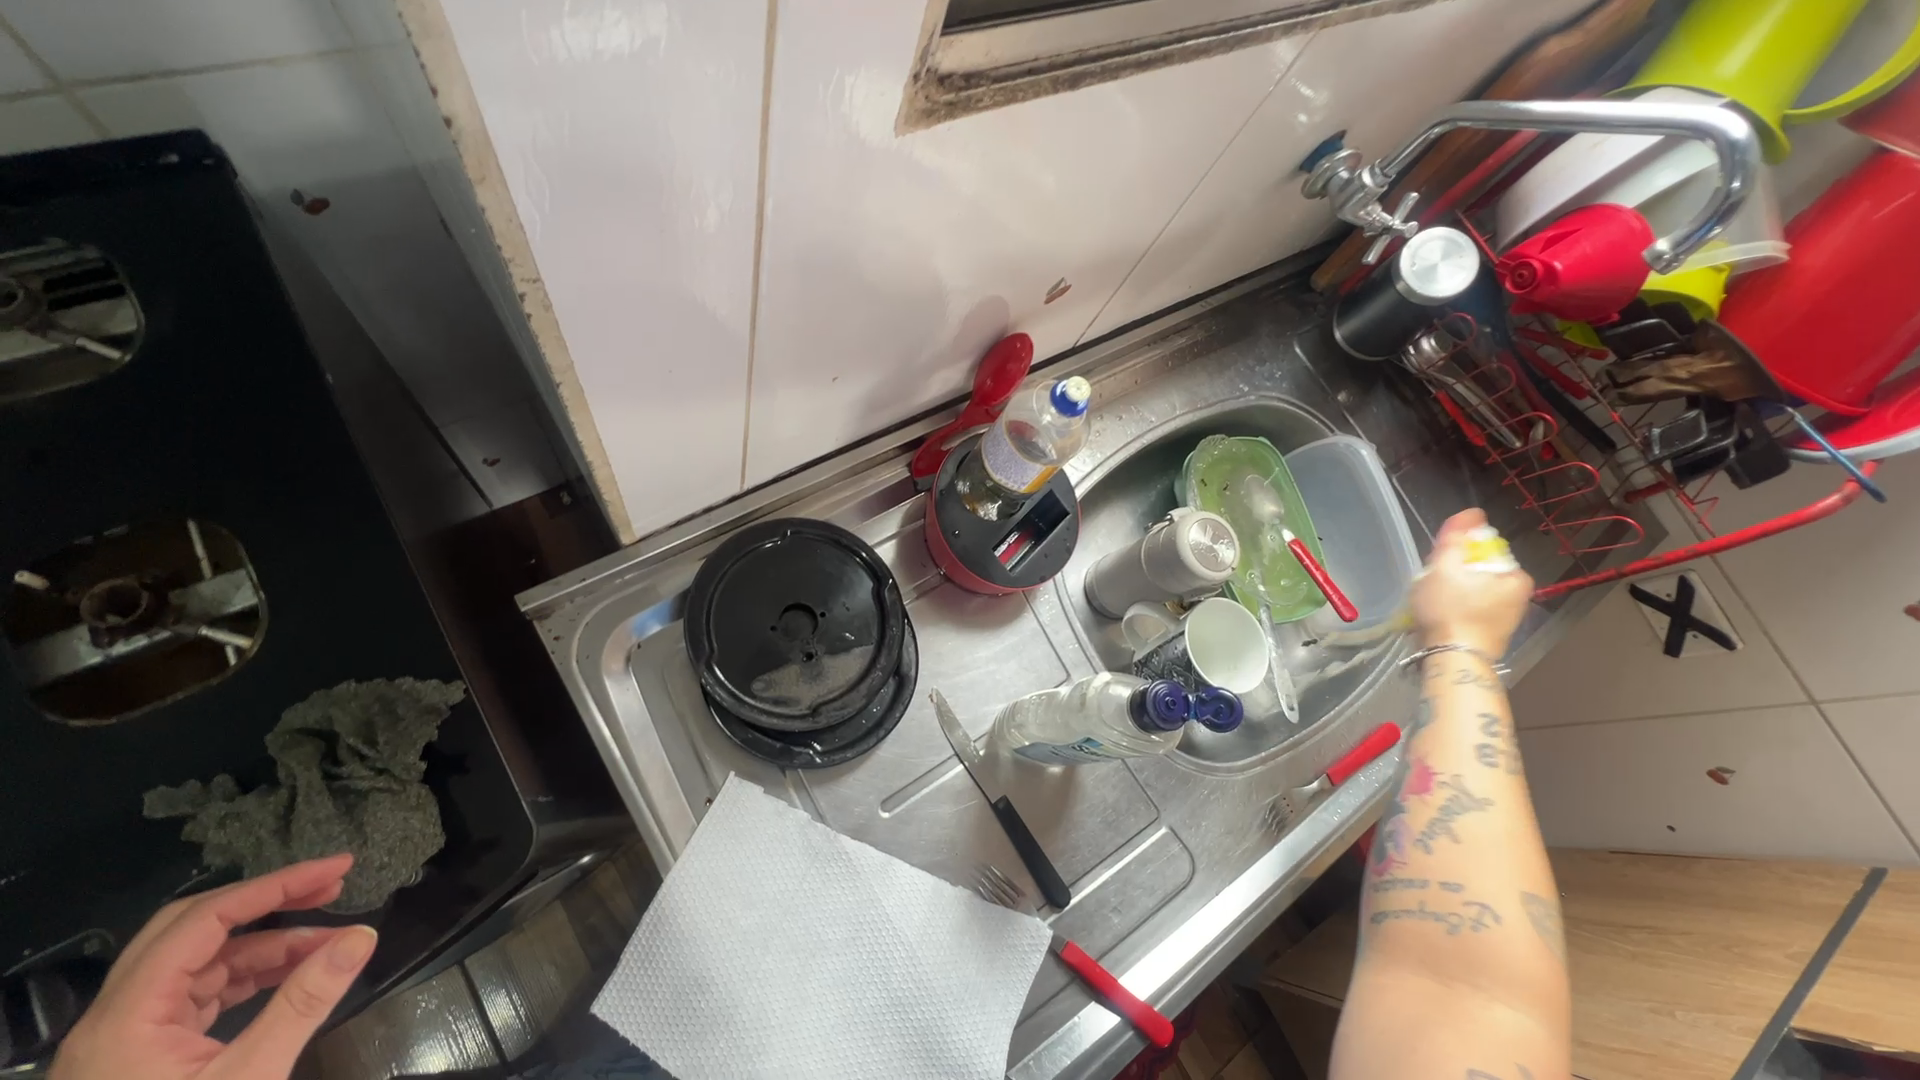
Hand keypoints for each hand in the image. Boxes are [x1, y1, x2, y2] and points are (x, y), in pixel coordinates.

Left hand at [51, 855, 375, 1079]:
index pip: (206, 918)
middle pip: (193, 926)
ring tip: (330, 941)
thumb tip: (362, 936)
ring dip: (268, 942)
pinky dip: (252, 974)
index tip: (339, 869)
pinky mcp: (143, 1053)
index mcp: (129, 1013)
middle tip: (334, 886)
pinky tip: (295, 974)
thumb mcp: (247, 1079)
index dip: (277, 886)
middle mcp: (118, 1013)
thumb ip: (303, 1003)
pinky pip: (200, 991)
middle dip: (269, 901)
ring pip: (200, 960)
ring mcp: (126, 1035)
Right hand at [1409, 509, 1534, 658]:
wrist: (1452, 660)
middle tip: (1433, 585)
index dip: (1458, 554)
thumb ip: (1455, 537)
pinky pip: (1473, 611)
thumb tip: (1472, 512)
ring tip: (1433, 603)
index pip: (1485, 551)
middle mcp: (1519, 597)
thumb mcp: (1445, 566)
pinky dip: (1457, 611)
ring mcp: (1507, 619)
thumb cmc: (1450, 610)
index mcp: (1517, 576)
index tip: (1440, 566)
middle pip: (1479, 572)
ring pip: (1475, 592)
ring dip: (1454, 592)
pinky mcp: (1493, 636)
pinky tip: (1441, 618)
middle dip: (1456, 575)